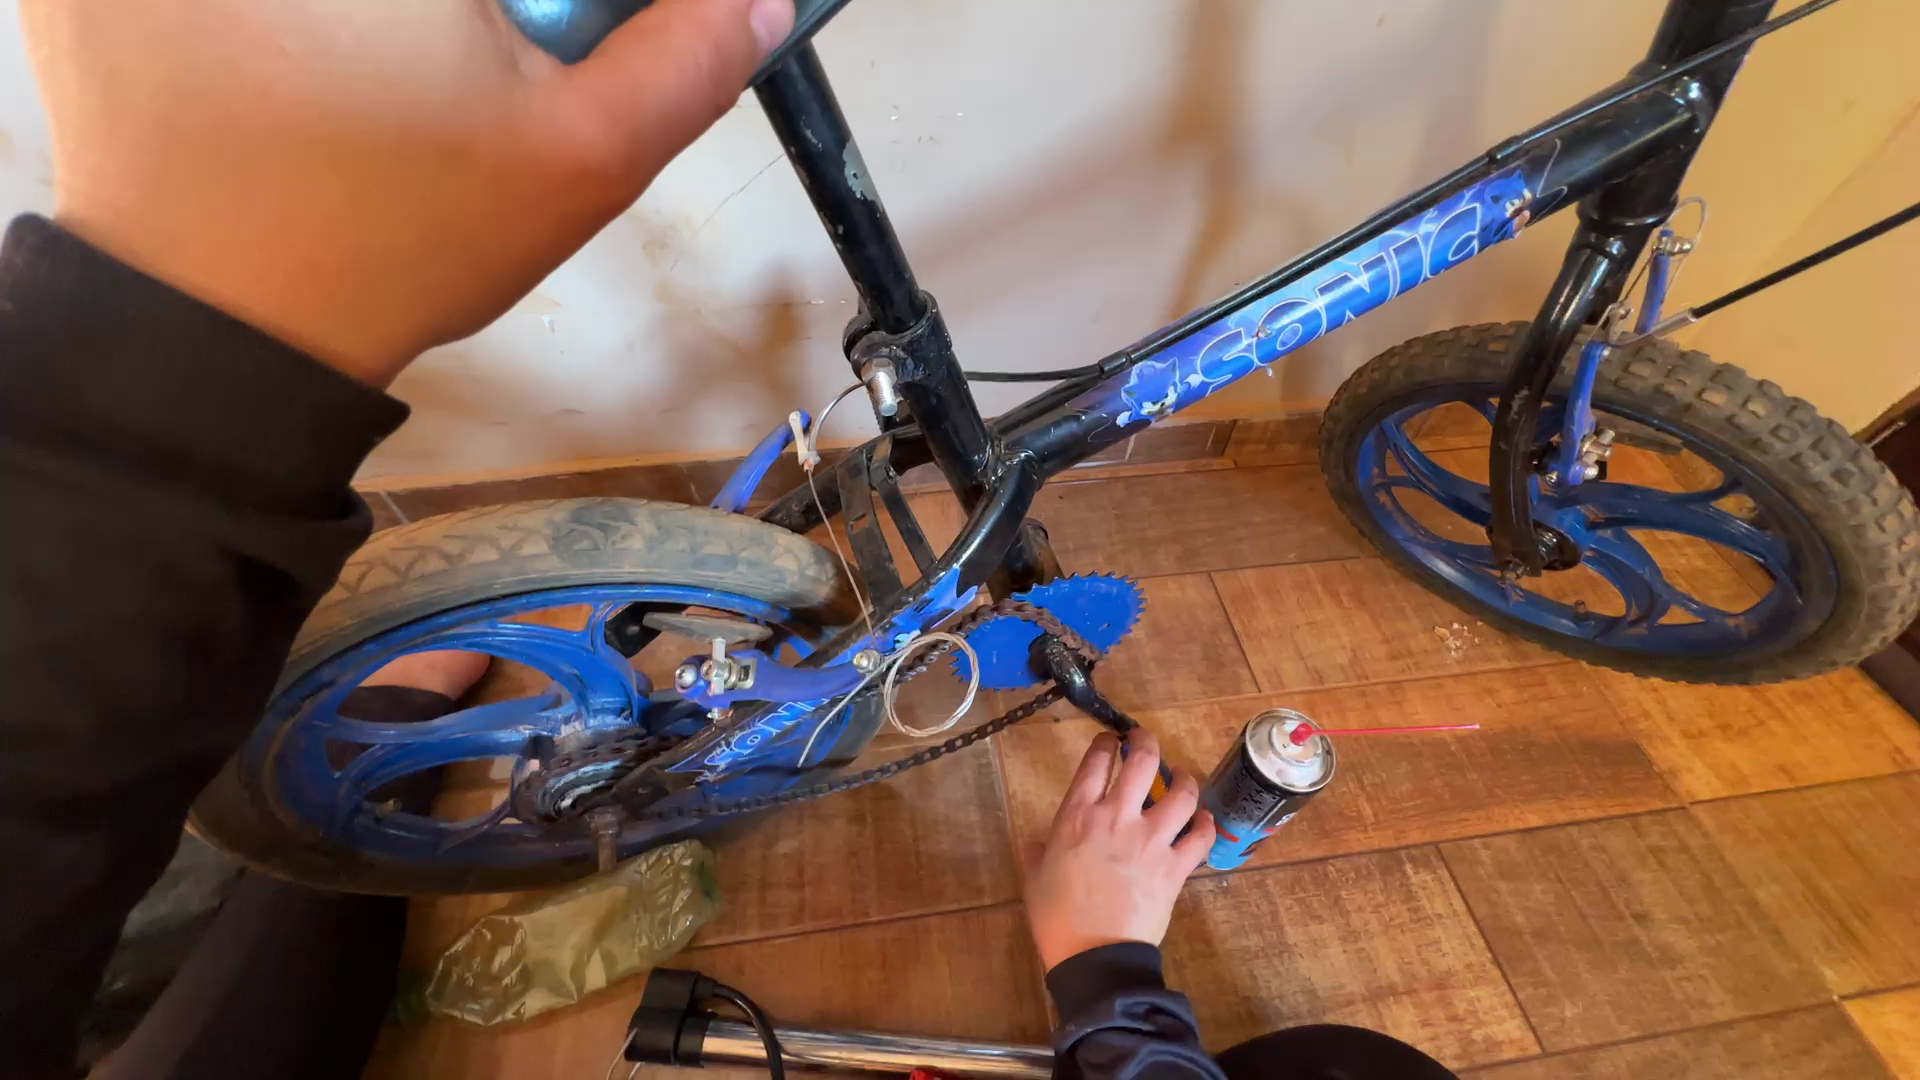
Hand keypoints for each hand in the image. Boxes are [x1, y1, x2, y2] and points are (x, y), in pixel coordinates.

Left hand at [22, 0, 794, 386]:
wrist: (229, 312)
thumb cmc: (419, 237)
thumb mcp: (587, 161)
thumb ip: (688, 68)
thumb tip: (764, 1)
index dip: (617, 18)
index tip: (630, 51)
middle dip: (541, 23)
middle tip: (529, 76)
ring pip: (440, 5)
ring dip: (480, 33)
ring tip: (445, 93)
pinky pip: (333, 7)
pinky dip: (386, 32)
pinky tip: (364, 77)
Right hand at [1024, 728, 1215, 970]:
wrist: (1094, 956)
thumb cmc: (1057, 916)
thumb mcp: (1035, 875)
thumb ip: (1039, 850)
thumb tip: (1040, 843)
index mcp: (1078, 814)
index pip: (1095, 761)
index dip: (1104, 742)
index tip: (1109, 740)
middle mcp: (1117, 816)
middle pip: (1141, 760)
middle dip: (1145, 741)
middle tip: (1144, 740)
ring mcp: (1151, 839)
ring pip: (1181, 792)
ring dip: (1184, 780)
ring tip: (1182, 778)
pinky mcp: (1175, 867)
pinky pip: (1200, 836)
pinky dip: (1205, 824)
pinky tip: (1203, 820)